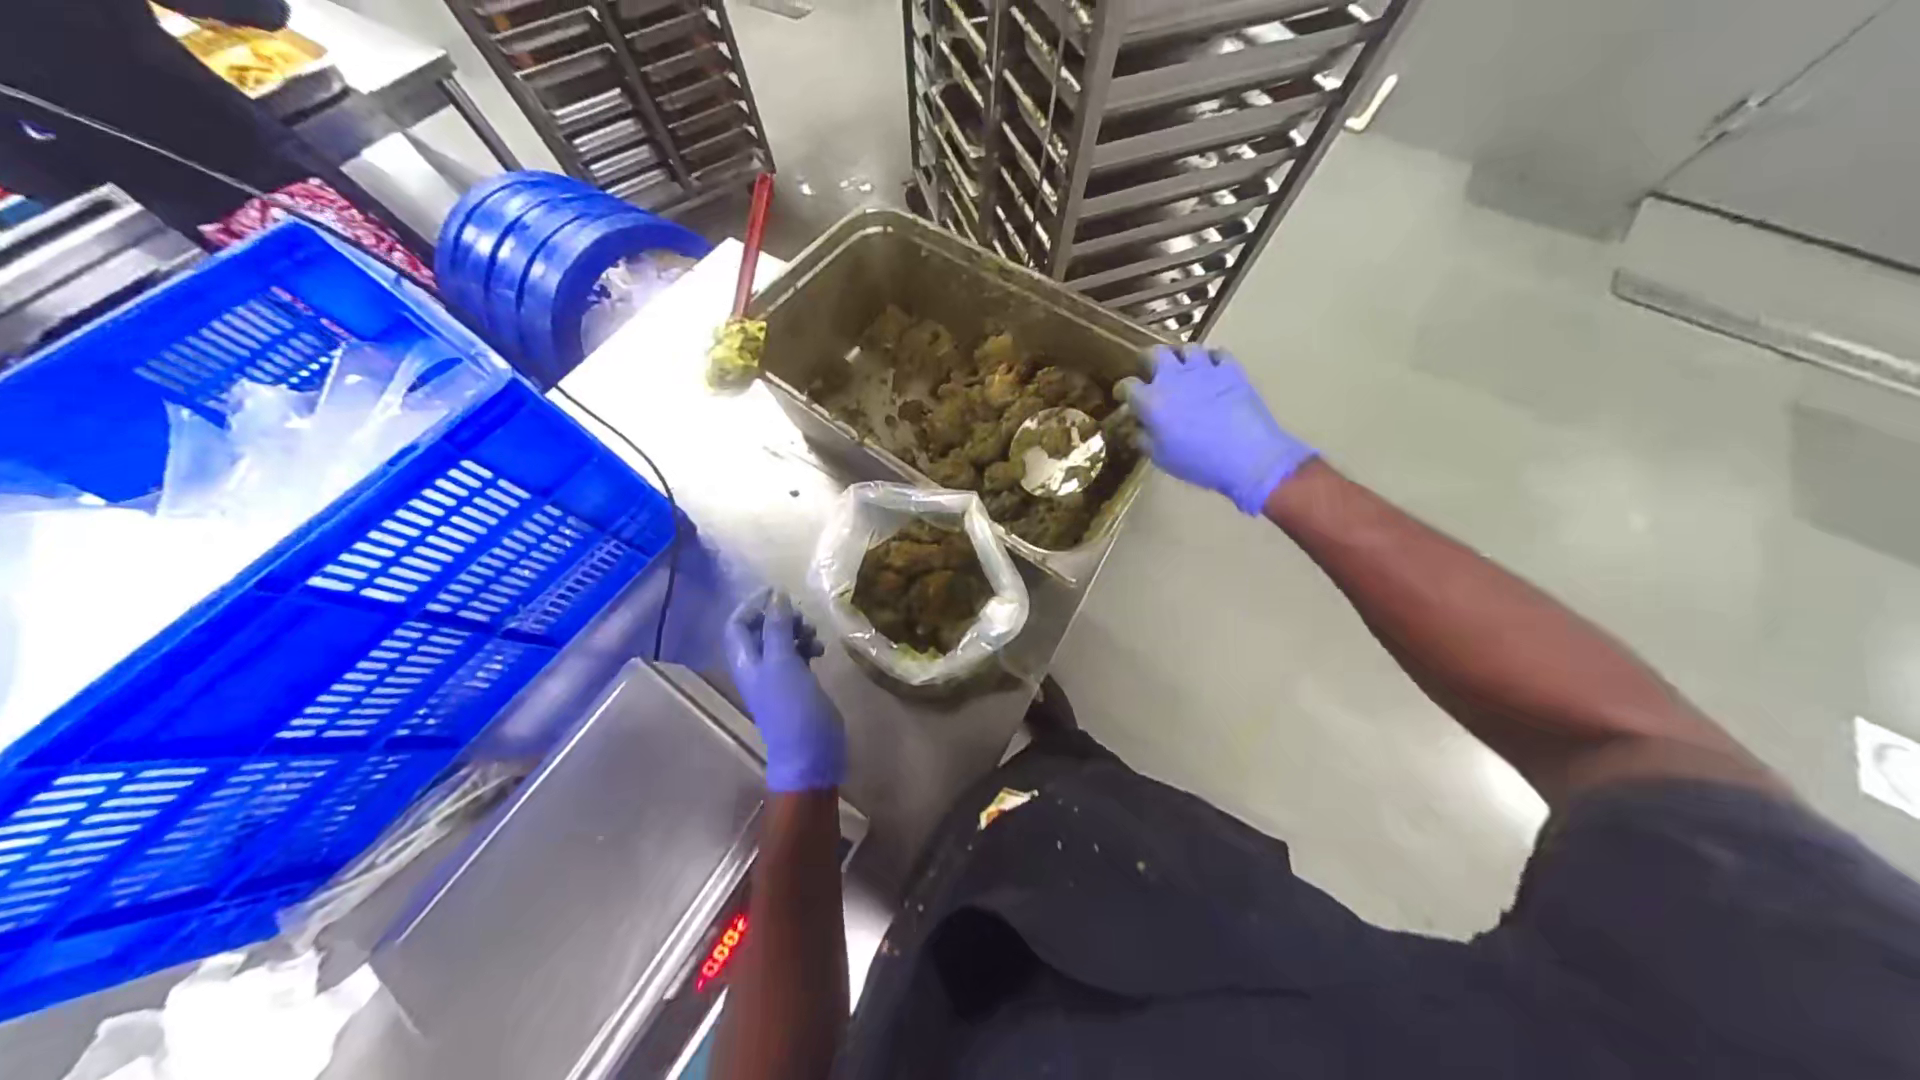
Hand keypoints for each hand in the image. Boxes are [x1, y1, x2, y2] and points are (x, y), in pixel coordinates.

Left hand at [725, 589, 845, 792]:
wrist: (810, 751)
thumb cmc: (791, 706)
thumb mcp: (782, 662)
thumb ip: (777, 627)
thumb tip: (776, 595)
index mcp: (746, 661)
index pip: (737, 624)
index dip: (753, 605)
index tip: (778, 593)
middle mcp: (758, 666)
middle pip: (761, 630)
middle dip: (781, 617)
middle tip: (802, 618)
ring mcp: (778, 676)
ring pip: (783, 641)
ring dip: (798, 631)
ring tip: (814, 635)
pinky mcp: (798, 683)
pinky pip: (799, 655)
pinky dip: (809, 647)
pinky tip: (821, 650)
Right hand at [1117, 344, 1316, 514]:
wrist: (1248, 456)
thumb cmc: (1198, 462)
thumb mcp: (1161, 458)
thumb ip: (1143, 439)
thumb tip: (1135, 429)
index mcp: (1151, 401)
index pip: (1128, 386)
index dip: (1122, 390)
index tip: (1123, 397)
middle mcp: (1173, 378)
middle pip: (1155, 354)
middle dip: (1148, 359)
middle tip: (1151, 369)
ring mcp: (1204, 370)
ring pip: (1187, 348)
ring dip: (1181, 356)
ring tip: (1183, 366)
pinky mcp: (1231, 370)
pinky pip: (1219, 354)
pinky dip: (1212, 359)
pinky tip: (1213, 368)